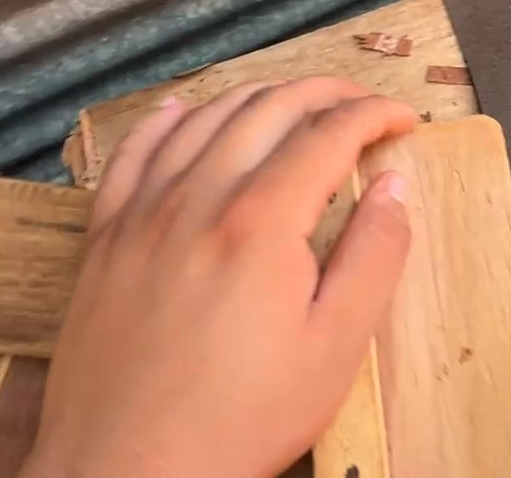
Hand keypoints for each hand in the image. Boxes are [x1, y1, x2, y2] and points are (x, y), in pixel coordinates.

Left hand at [23, 78, 419, 477]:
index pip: (331, 131)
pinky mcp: (105, 237)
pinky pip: (134, 152)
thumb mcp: (336, 345)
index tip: (405, 119)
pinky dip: (167, 119)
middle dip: (330, 92)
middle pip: (272, 106)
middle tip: (364, 105)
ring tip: (299, 103)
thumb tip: (394, 184)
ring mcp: (144, 212)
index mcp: (262, 219)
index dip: (377, 113)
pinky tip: (187, 110)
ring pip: (209, 115)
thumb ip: (376, 254)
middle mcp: (201, 196)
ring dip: (264, 94)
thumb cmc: (242, 418)